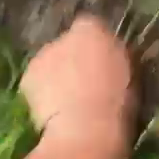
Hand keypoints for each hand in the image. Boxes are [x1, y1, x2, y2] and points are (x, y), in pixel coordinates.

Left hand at [21, 15, 137, 158]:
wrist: (86, 131)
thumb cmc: (118, 105)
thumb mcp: (131, 77)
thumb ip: (116, 59)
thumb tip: (110, 59)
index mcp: (94, 32)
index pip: (92, 27)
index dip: (97, 45)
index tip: (104, 64)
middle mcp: (63, 36)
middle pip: (68, 44)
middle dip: (74, 60)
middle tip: (87, 86)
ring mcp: (42, 57)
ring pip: (50, 62)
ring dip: (58, 76)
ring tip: (69, 102)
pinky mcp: (27, 78)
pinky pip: (37, 81)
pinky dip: (42, 92)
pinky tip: (53, 110)